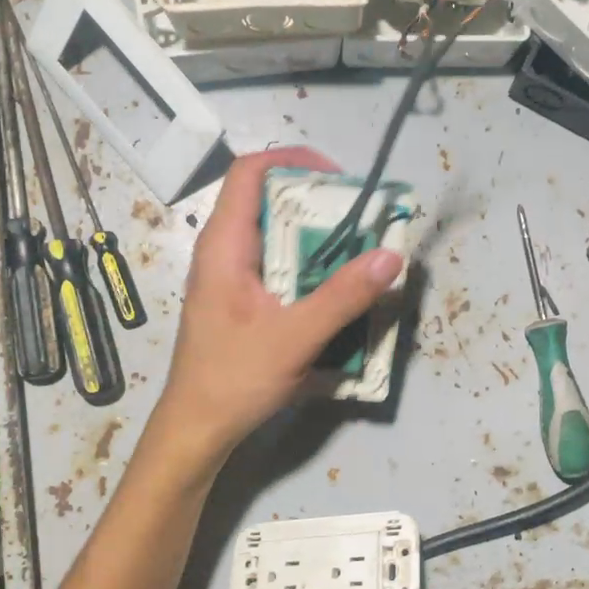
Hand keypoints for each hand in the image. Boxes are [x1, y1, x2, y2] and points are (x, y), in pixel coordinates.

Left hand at [153, 147, 403, 458]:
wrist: (198, 427)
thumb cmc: (235, 378)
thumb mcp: (295, 337)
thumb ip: (343, 296)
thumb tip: (390, 255)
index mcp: (224, 245)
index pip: (250, 172)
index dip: (294, 160)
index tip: (339, 178)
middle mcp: (222, 251)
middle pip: (267, 200)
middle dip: (317, 201)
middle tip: (360, 218)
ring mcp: (229, 276)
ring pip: (274, 235)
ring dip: (316, 237)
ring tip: (357, 249)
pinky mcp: (240, 299)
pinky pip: (276, 265)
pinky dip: (307, 265)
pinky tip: (334, 289)